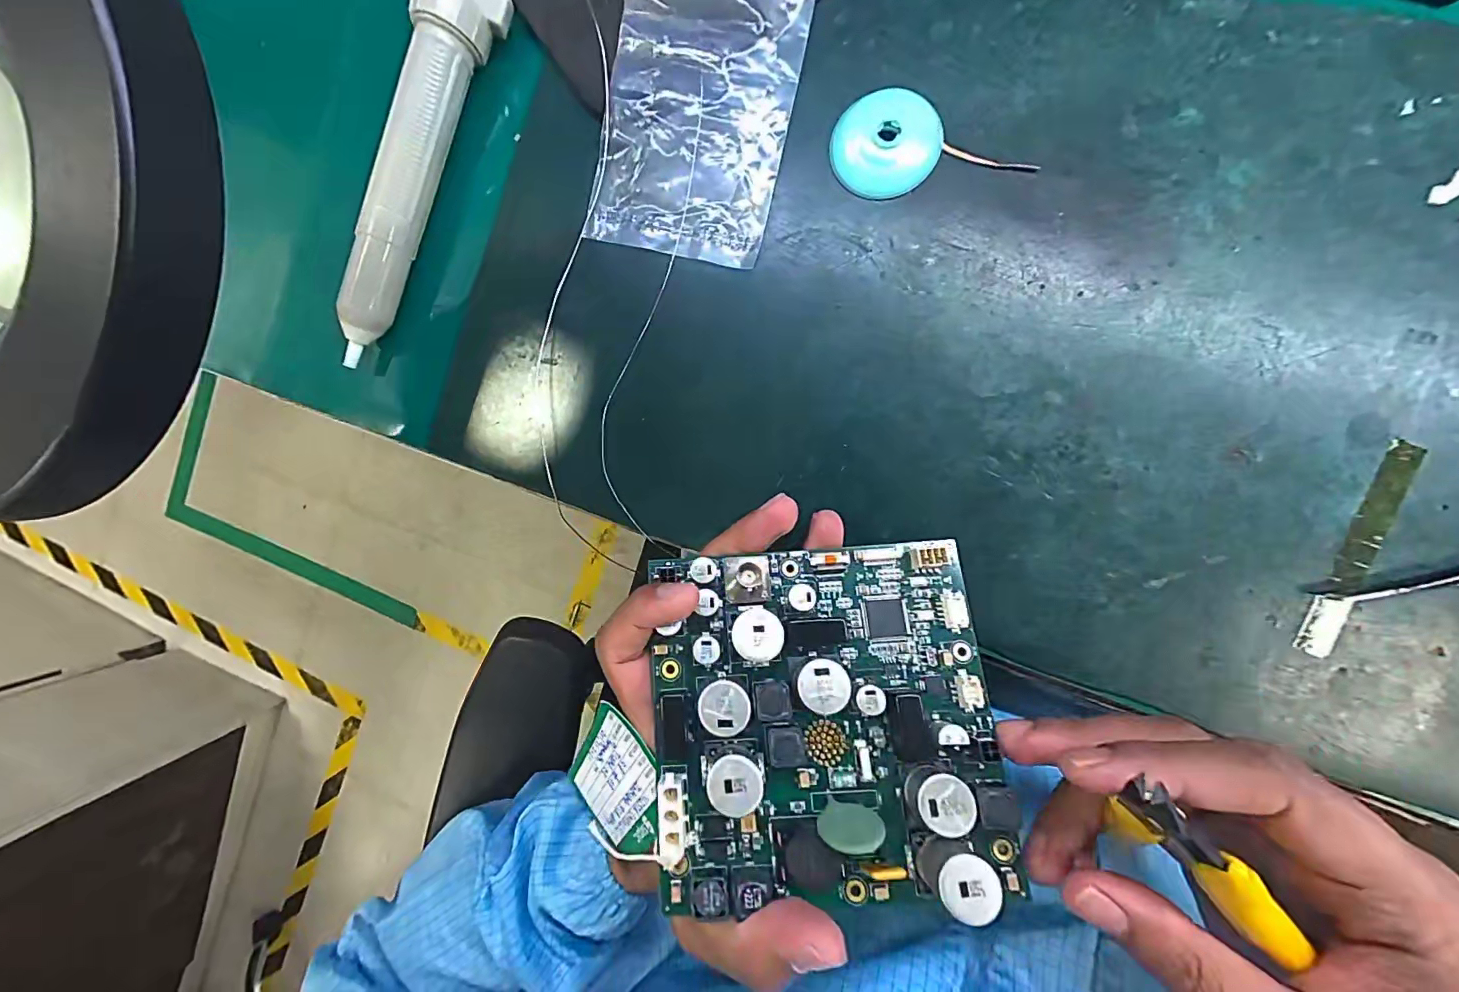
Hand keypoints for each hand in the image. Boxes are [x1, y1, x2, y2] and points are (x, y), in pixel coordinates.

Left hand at [594, 494, 847, 990]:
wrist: (693, 871)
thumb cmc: (683, 876)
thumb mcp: (703, 911)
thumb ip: (746, 937)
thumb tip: (821, 940)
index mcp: (653, 726)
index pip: (623, 649)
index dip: (645, 614)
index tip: (683, 597)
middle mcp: (684, 691)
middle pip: (696, 603)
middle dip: (737, 555)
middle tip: (788, 518)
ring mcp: (721, 681)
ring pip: (738, 605)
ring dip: (778, 563)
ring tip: (823, 528)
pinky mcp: (754, 683)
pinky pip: (771, 632)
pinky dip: (798, 603)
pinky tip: (835, 580)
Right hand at [1000, 715, 1458, 991]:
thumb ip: (1194, 961)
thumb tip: (1078, 888)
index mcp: (1387, 877)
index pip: (1266, 779)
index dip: (1165, 764)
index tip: (1075, 770)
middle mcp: (1328, 833)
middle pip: (1200, 755)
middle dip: (1102, 748)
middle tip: (1021, 746)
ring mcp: (1283, 837)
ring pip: (1168, 770)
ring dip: (1091, 786)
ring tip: (1039, 827)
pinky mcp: (1244, 849)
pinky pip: (1162, 808)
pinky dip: (1106, 813)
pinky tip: (1071, 836)